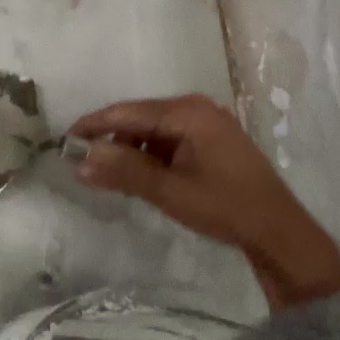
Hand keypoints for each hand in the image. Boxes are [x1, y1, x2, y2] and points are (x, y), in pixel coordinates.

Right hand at [69, 95, 339, 310]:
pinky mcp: (210, 143)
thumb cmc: (223, 206)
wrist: (276, 230)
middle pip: (137, 118)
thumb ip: (122, 171)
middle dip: (109, 140)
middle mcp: (196, 109)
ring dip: (127, 151)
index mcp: (187, 113)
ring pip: (151, 131)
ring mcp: (206, 125)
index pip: (126, 112)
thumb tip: (79, 160)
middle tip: (81, 164)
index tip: (63, 142)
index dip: (92, 126)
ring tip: (107, 177)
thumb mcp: (167, 190)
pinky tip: (137, 178)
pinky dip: (147, 157)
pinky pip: (167, 142)